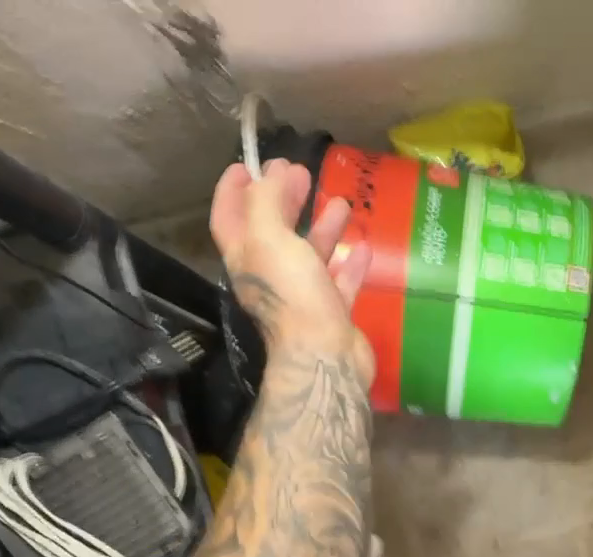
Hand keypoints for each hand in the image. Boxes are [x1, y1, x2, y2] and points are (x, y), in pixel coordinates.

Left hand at [209, 159, 373, 380]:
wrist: (323, 356)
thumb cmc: (293, 294)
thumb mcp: (270, 237)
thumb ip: (267, 199)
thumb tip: (273, 173)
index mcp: (246, 258)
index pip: (229, 216)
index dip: (232, 189)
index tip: (249, 164)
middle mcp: (269, 277)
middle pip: (273, 232)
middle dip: (283, 200)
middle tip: (300, 174)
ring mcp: (302, 297)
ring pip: (310, 255)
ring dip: (322, 227)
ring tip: (340, 202)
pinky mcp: (332, 314)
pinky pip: (341, 282)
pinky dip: (350, 263)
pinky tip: (363, 245)